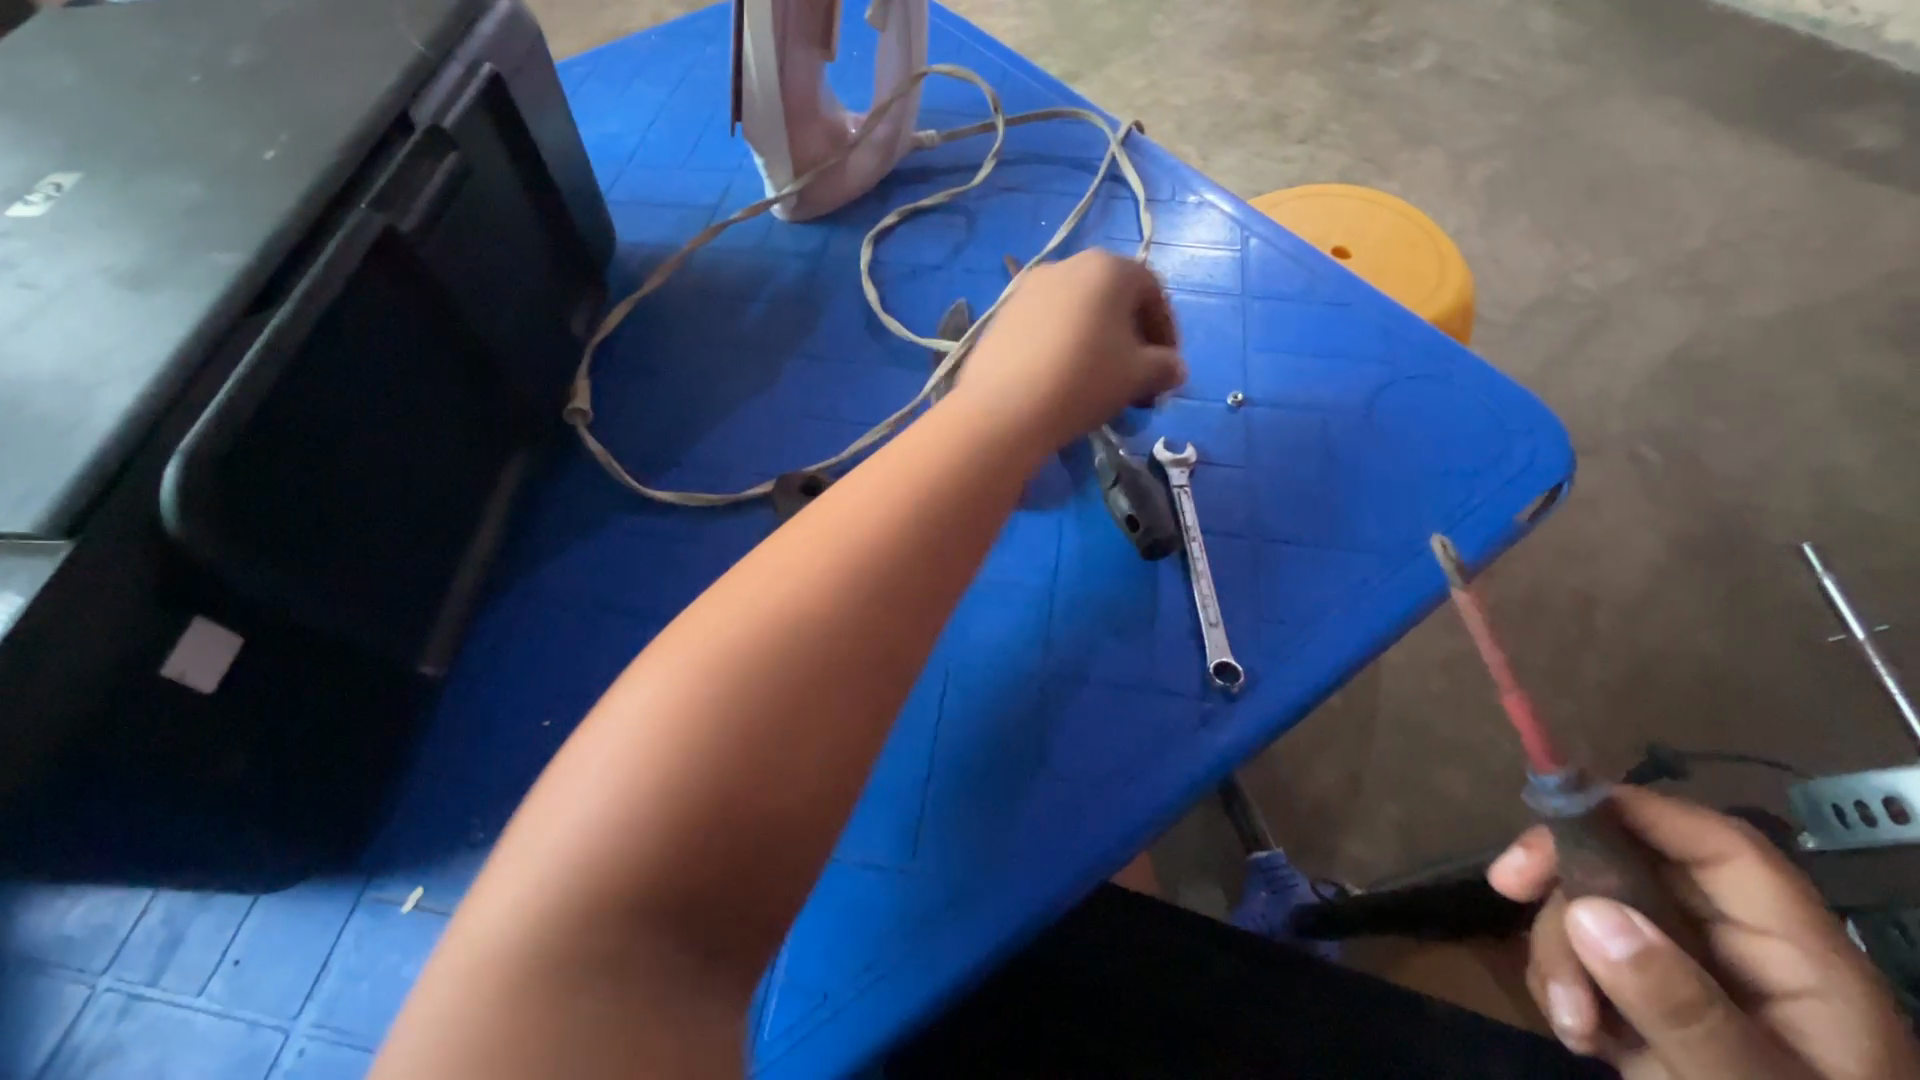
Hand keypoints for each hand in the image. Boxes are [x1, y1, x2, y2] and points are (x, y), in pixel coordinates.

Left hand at [949, 250, 1185, 452]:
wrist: (1003, 407)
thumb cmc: (1084, 379)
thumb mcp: (1138, 376)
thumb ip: (1165, 367)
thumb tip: (1174, 369)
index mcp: (1108, 267)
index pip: (1153, 293)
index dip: (1167, 333)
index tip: (1168, 370)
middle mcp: (1067, 265)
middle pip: (1113, 300)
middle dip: (1132, 340)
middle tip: (1137, 380)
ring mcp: (1028, 288)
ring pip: (1078, 314)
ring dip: (1097, 345)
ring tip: (1100, 386)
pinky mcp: (1001, 316)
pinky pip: (1047, 327)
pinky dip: (1064, 348)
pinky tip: (1062, 382)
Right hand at [1489, 786, 1919, 1079]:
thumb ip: (1681, 1010)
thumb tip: (1589, 913)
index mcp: (1799, 959)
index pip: (1719, 847)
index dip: (1637, 812)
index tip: (1547, 816)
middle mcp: (1742, 955)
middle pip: (1638, 870)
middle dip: (1568, 882)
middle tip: (1504, 887)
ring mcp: (1693, 984)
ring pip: (1599, 914)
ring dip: (1560, 952)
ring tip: (1570, 1026)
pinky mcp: (1654, 1012)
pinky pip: (1588, 963)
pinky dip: (1563, 986)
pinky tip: (1580, 1038)